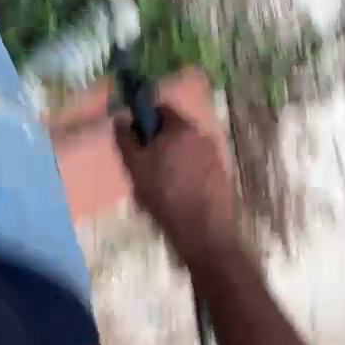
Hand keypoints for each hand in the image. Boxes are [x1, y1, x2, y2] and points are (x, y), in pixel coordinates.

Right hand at [114, 105, 241, 267]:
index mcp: (181, 127)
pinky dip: (187, 175)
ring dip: (172, 161)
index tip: (136, 141)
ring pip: (186, 150)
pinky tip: (178, 197)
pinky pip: (198, 167)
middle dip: (158, 143)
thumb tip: (121, 117)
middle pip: (173, 130)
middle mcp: (202, 135)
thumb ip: (125, 138)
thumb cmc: (165, 195)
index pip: (160, 109)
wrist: (206, 235)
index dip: (144, 120)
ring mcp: (216, 156)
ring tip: (160, 187)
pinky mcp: (223, 177)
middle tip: (144, 167)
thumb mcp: (135, 166)